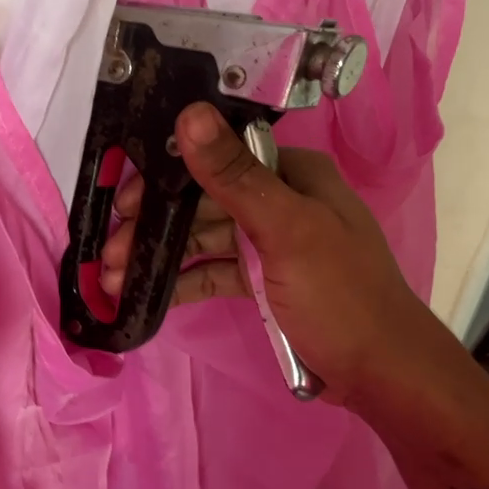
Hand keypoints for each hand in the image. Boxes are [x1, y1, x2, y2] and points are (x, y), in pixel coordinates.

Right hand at [100, 102, 452, 402]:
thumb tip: (189, 114)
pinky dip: (177, 281)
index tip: (124, 203)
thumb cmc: (340, 296)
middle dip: (151, 226)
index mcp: (293, 176)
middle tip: (108, 252)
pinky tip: (144, 295)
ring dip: (156, 256)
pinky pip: (208, 271)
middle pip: (200, 202)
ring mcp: (266, 243)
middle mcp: (277, 201)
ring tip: (113, 280)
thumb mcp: (285, 231)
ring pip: (198, 239)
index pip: (218, 158)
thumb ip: (234, 176)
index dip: (166, 176)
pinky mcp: (258, 280)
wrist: (379, 374)